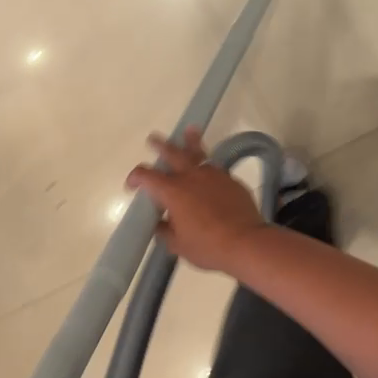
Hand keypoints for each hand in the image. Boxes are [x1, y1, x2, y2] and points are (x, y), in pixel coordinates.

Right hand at [125, 127, 268, 273]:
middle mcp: (190, 176)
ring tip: (189, 131)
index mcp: (172, 191)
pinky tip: (209, 168)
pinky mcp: (230, 179)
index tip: (131, 184)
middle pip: (172, 153)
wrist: (245, 242)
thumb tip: (159, 224)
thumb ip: (165, 231)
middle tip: (153, 138)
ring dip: (190, 141)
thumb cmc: (207, 246)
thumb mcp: (178, 245)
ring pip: (198, 152)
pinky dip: (208, 164)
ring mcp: (212, 174)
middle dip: (160, 145)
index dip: (135, 177)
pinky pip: (215, 166)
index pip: (147, 177)